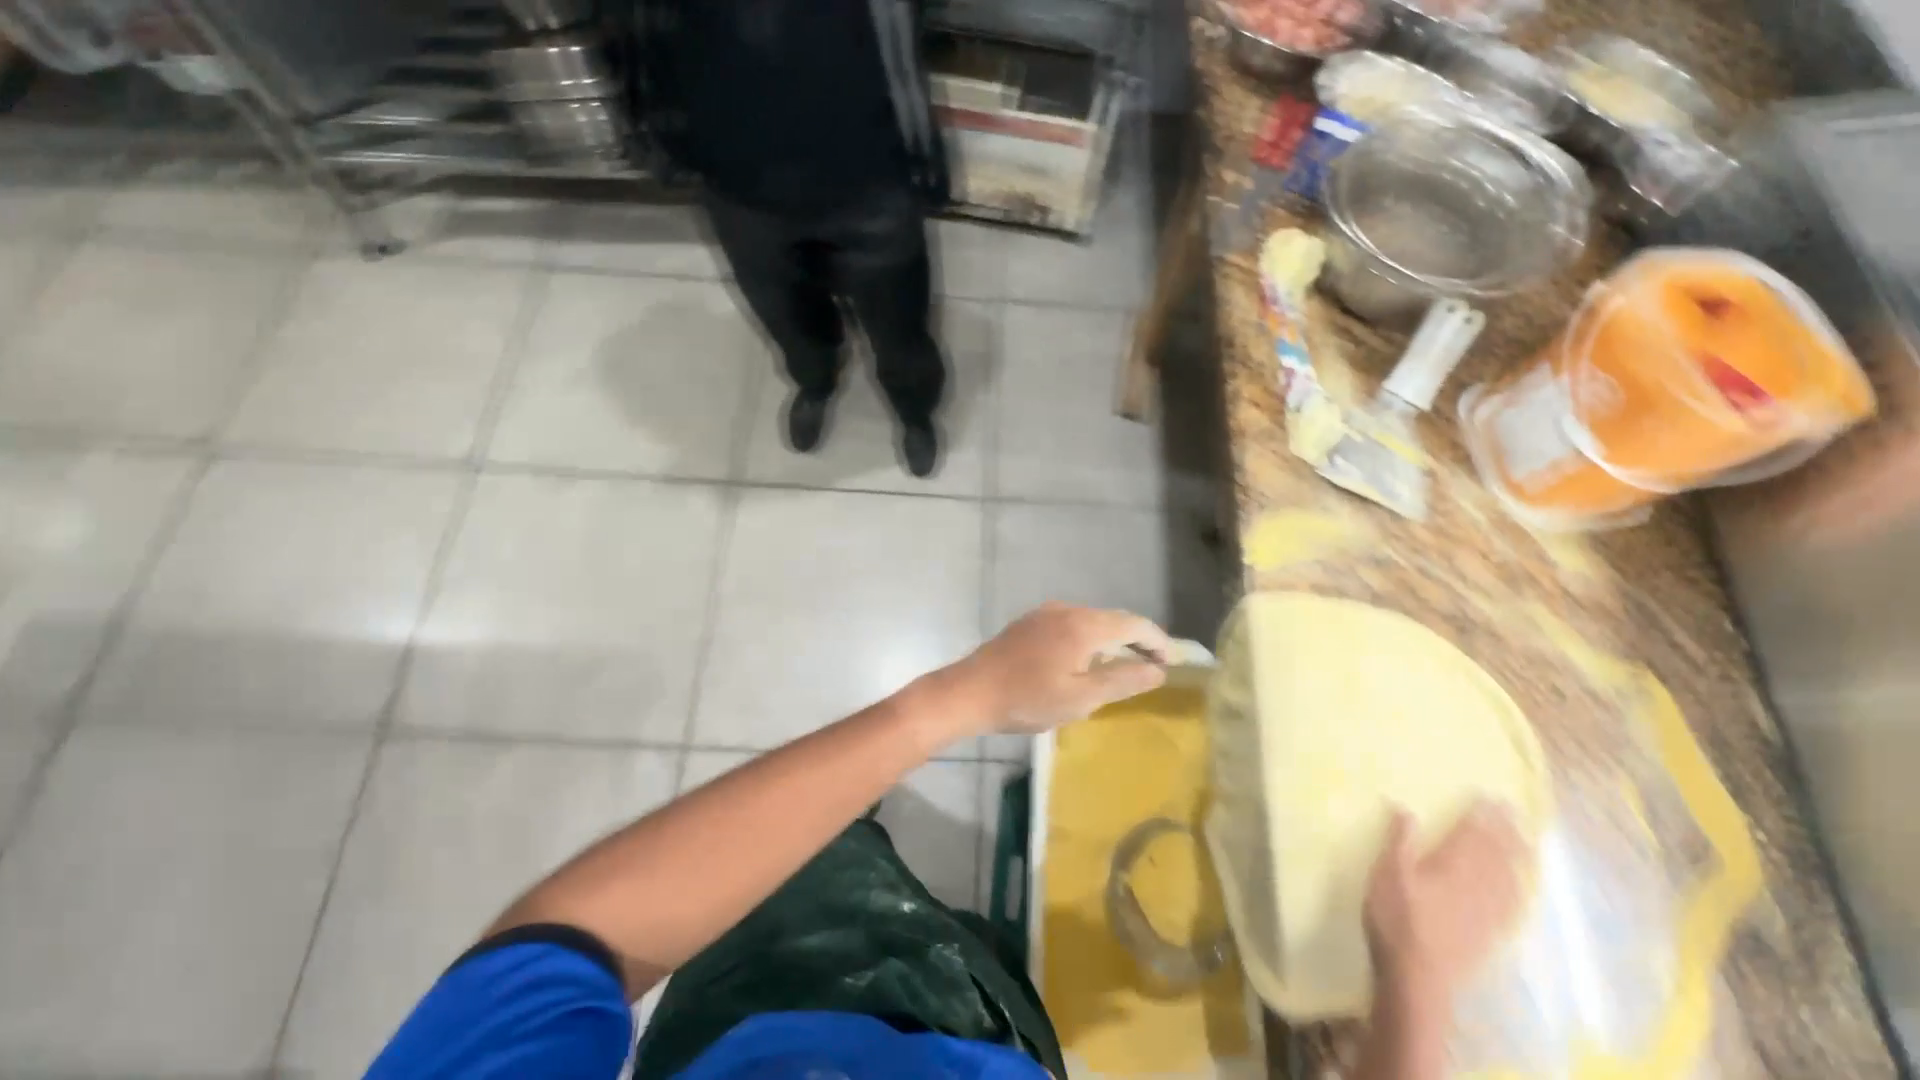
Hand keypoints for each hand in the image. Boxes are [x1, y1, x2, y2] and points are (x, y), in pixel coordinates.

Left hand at [934, 603, 1174, 737]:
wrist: (969, 692)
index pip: (1134, 624)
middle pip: (1113, 619)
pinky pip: (1071, 624)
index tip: (1171, 663)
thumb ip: (1123, 681)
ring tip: (1123, 665)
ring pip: (1091, 620)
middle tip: (1152, 666)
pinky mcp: (1028, 624)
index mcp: (1084, 625)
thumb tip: (1158, 670)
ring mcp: (1044, 614)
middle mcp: (1067, 610)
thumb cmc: (1027, 700)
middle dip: (1137, 640)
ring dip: (1112, 639)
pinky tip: (1085, 661)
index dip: (1157, 641)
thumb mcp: (1081, 699)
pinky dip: (1089, 639)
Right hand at [1363, 801, 1530, 998]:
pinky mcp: (1493, 932)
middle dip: (1505, 829)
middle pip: (1496, 851)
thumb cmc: (1396, 922)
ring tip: (1526, 838)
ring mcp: (1489, 910)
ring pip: (1511, 875)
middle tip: (1512, 810)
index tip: (1488, 797)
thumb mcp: (1385, 877)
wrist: (1419, 979)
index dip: (1480, 815)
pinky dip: (1521, 887)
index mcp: (1450, 866)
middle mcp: (1477, 884)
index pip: (1471, 834)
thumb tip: (1404, 808)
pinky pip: (1515, 903)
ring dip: (1519, 854)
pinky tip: (1523, 883)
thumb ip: (1398, 842)